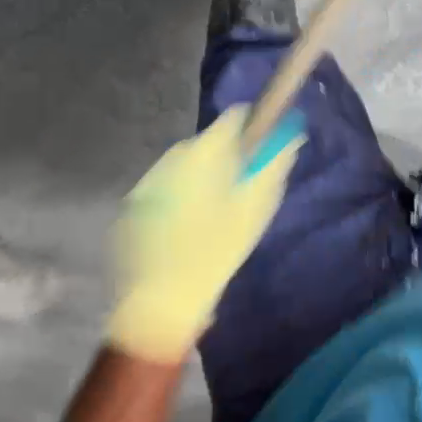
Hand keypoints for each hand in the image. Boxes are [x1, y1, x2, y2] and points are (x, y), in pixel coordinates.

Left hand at [106, 107, 303, 362]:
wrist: (157, 303)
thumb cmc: (215, 252)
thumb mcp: (256, 209)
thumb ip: (275, 165)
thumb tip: (290, 136)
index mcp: (206, 151)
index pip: (235, 118)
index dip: (252, 129)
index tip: (260, 152)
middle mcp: (174, 154)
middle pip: (208, 142)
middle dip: (224, 160)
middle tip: (237, 193)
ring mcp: (148, 178)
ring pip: (184, 165)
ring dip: (199, 179)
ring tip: (208, 216)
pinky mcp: (131, 203)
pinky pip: (164, 187)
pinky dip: (175, 199)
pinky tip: (181, 230)